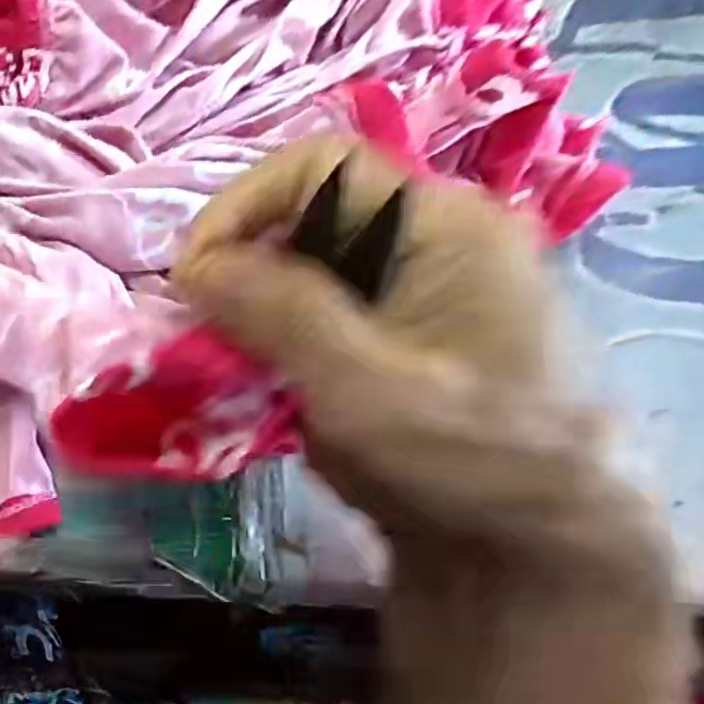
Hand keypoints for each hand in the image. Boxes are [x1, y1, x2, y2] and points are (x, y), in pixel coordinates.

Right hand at [173, 136, 662, 581]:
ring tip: (200, 356)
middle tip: (187, 325)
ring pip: (280, 271)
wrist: (517, 535)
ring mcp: (386, 296)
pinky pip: (285, 317)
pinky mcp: (361, 340)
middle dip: (225, 264)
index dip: (239, 206)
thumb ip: (282, 314)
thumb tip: (192, 264)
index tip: (188, 275)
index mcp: (436, 228)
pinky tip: (229, 376)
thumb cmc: (464, 454)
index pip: (318, 167)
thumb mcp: (366, 384)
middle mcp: (411, 246)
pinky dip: (243, 339)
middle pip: (291, 218)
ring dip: (227, 308)